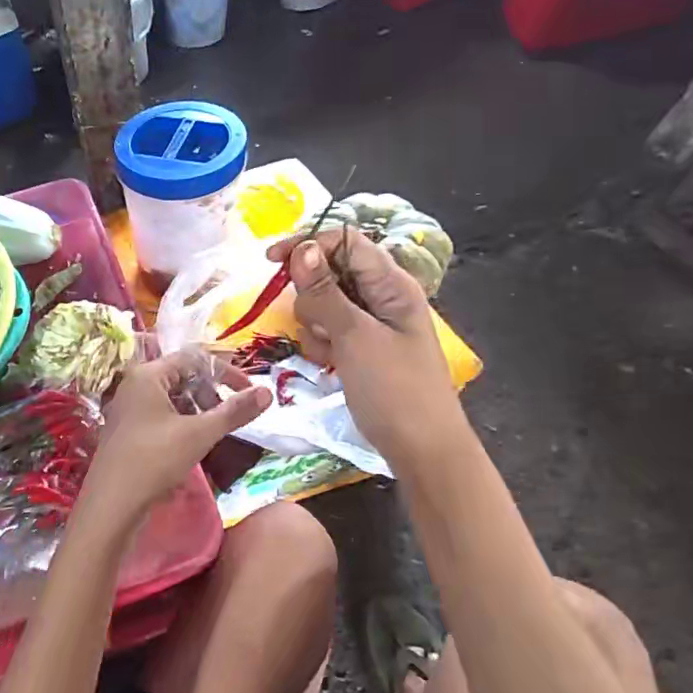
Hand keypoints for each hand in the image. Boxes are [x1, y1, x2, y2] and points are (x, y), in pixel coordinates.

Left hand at [77, 349, 270, 531]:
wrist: (111, 506)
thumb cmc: (154, 461)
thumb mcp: (200, 434)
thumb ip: (234, 411)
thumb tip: (267, 392)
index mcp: (148, 375)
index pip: (194, 358)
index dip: (226, 372)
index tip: (250, 391)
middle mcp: (135, 384)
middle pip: (182, 376)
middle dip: (211, 392)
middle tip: (230, 415)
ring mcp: (129, 408)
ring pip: (173, 397)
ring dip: (198, 409)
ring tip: (214, 431)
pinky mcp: (128, 430)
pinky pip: (162, 414)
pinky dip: (183, 422)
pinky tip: (194, 442)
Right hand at [269, 229, 462, 461]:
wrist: (422, 450)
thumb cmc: (394, 390)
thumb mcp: (355, 337)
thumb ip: (325, 292)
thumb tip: (301, 248)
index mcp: (391, 283)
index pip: (345, 242)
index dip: (308, 244)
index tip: (271, 262)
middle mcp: (382, 296)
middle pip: (330, 272)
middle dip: (312, 296)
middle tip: (319, 327)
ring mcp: (372, 323)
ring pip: (324, 304)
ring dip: (315, 325)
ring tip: (329, 353)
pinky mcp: (362, 347)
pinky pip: (330, 331)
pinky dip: (322, 343)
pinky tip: (330, 365)